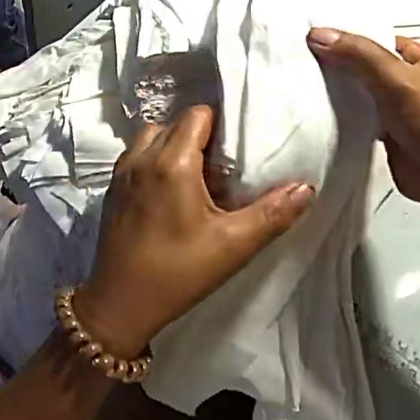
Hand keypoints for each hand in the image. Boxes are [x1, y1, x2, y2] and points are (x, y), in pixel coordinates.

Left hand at [74, 105, 314, 356]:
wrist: (120, 305)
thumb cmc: (178, 272)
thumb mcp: (233, 245)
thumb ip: (272, 213)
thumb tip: (306, 188)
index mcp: (171, 163)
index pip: (197, 115)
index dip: (220, 125)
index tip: (236, 150)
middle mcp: (142, 158)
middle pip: (175, 123)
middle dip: (200, 136)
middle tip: (222, 167)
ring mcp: (122, 173)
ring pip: (152, 137)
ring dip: (174, 146)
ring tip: (197, 177)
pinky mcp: (112, 190)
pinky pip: (137, 157)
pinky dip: (155, 161)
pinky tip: (172, 194)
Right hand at [307, 28, 419, 208]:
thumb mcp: (399, 78)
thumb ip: (359, 55)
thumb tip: (319, 34)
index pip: (381, 41)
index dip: (350, 40)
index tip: (315, 40)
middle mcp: (417, 84)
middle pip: (370, 69)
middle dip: (342, 69)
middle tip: (304, 64)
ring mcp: (404, 113)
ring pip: (365, 98)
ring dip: (343, 98)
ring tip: (305, 88)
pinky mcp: (393, 139)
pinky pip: (363, 124)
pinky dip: (346, 122)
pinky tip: (322, 118)